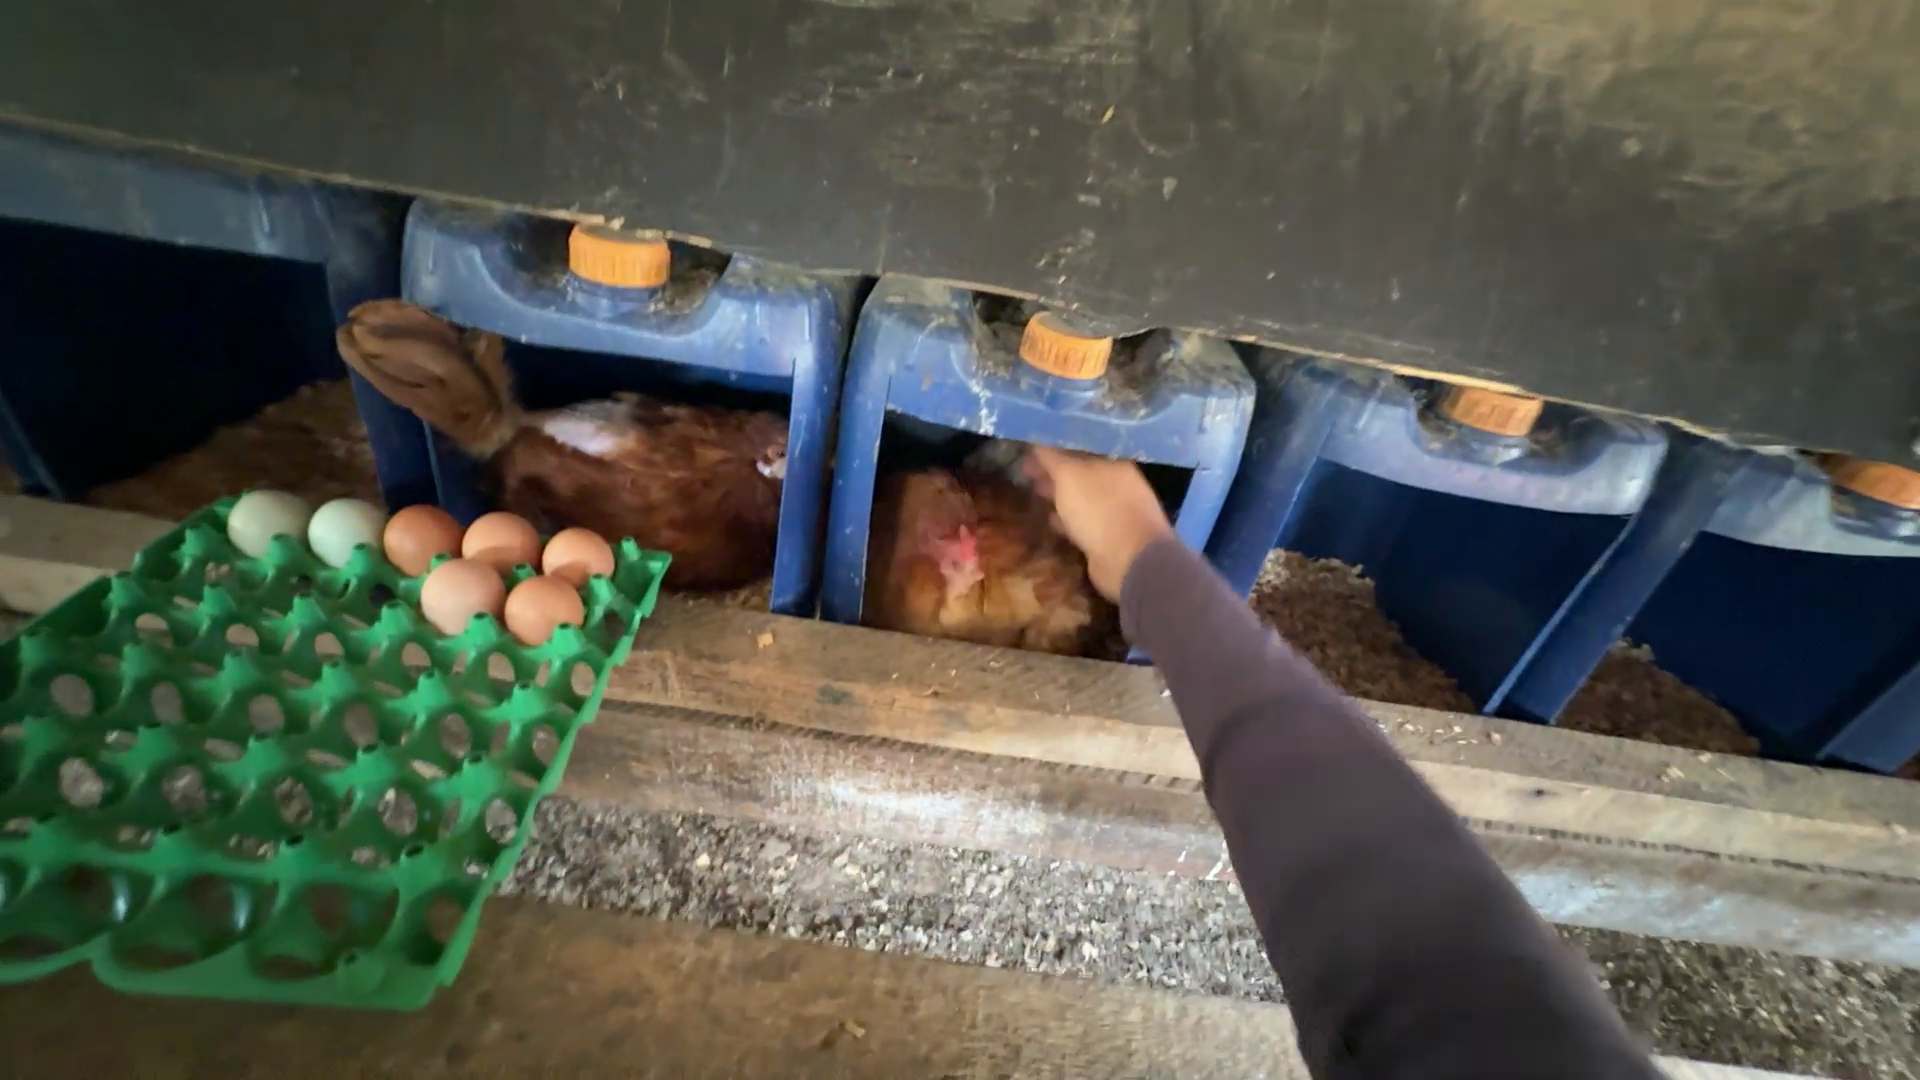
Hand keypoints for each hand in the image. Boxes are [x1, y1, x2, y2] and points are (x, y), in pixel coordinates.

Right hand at [1025, 446, 1174, 600]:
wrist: (1128, 560)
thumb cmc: (1099, 509)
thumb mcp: (1069, 476)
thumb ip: (1052, 458)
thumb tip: (1036, 441)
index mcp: (1112, 462)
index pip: (1078, 448)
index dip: (1053, 448)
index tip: (1029, 451)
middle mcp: (1117, 483)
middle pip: (1079, 473)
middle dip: (1053, 472)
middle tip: (1025, 472)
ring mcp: (1114, 512)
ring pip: (1080, 498)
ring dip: (1058, 496)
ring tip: (1034, 492)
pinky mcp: (1107, 538)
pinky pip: (1082, 522)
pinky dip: (1066, 520)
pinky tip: (1050, 520)